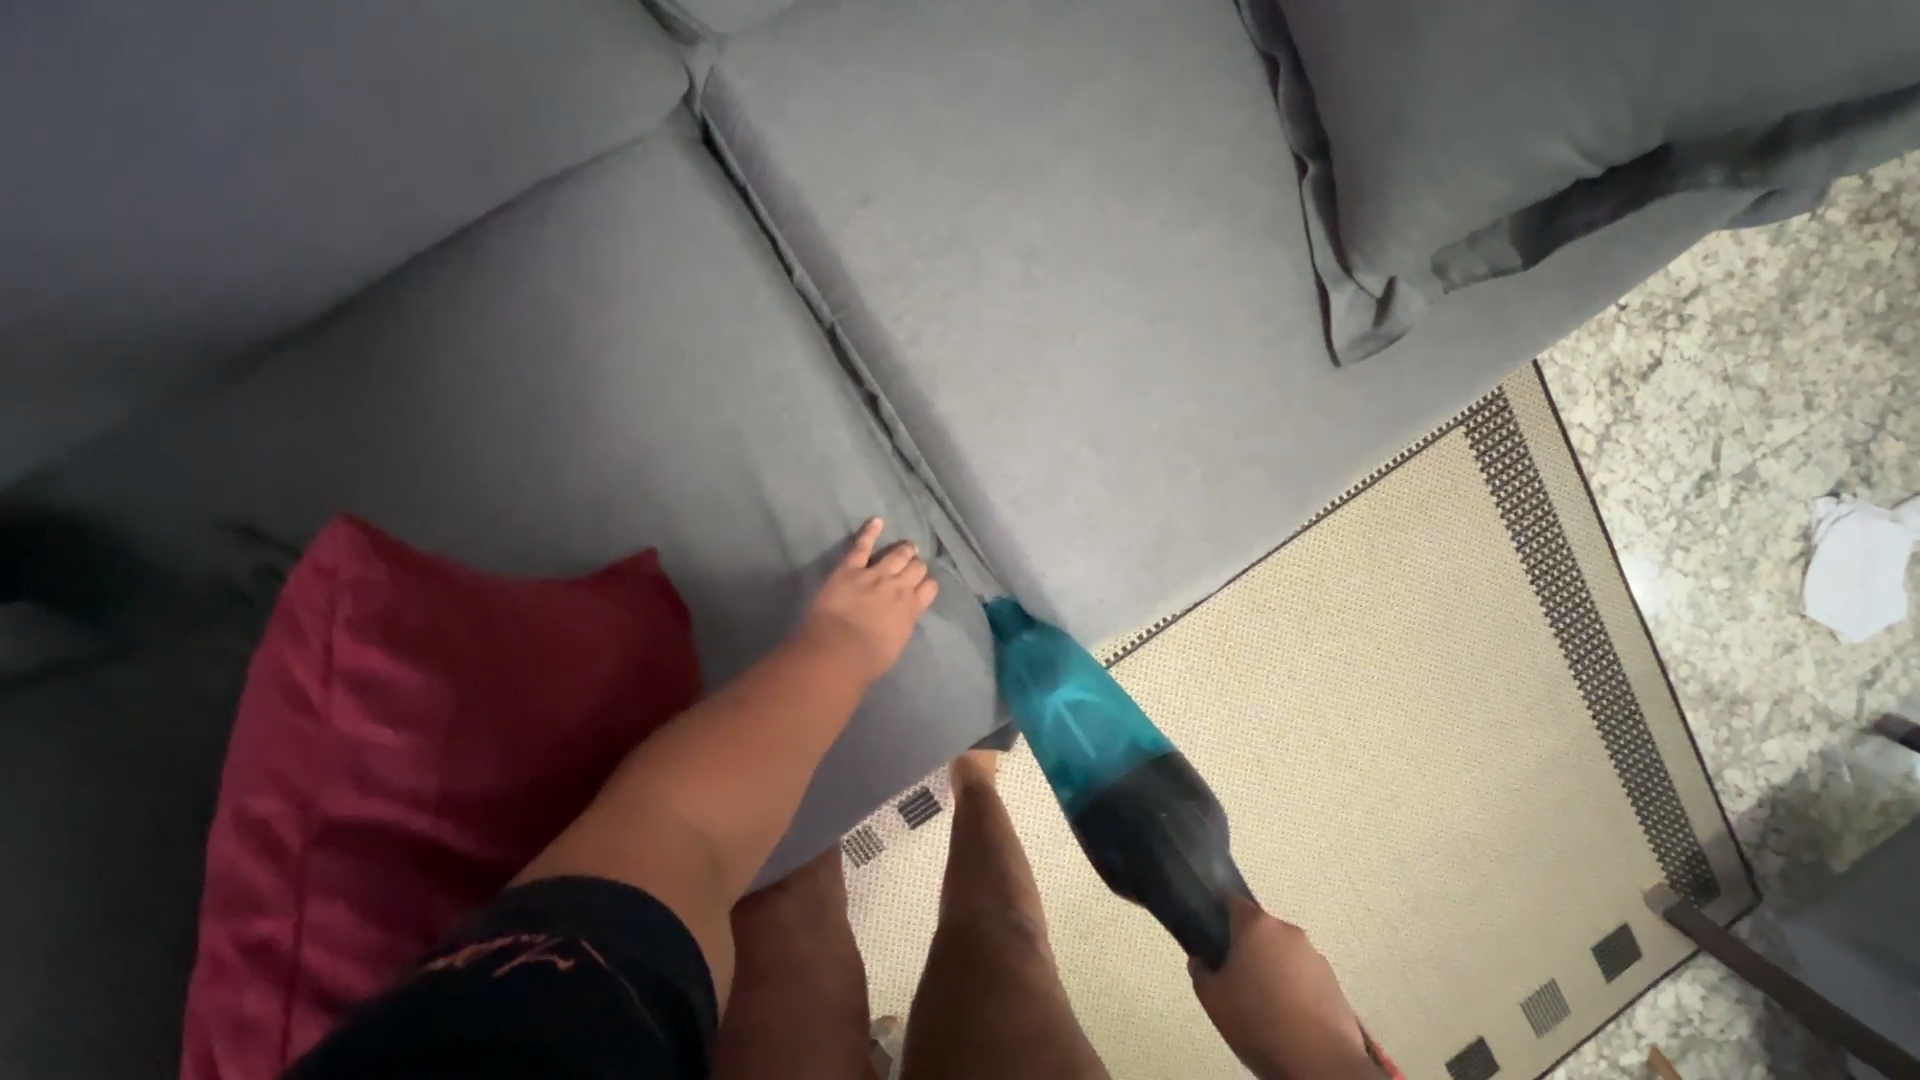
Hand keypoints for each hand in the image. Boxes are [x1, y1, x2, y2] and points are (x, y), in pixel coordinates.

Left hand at [797, 518, 938, 683]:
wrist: (838, 651)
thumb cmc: (868, 660)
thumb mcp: (896, 645)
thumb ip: (902, 625)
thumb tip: (901, 618)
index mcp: (912, 608)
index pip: (929, 587)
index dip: (926, 584)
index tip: (922, 586)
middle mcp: (899, 586)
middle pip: (916, 567)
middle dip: (916, 565)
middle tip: (913, 565)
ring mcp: (875, 574)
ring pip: (897, 554)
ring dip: (904, 549)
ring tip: (907, 547)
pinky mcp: (851, 568)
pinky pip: (862, 545)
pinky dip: (870, 531)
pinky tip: (876, 521)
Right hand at [1190, 898, 1385, 1079]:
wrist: (1319, 1063)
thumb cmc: (1257, 1021)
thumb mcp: (1212, 999)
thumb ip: (1200, 973)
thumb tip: (1201, 962)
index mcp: (1256, 926)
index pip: (1233, 902)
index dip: (1220, 916)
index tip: (1212, 939)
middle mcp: (1288, 932)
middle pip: (1261, 931)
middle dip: (1248, 948)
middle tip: (1236, 979)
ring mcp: (1316, 957)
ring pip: (1284, 955)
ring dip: (1274, 969)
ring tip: (1265, 1004)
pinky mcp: (1335, 984)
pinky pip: (1306, 977)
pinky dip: (1296, 989)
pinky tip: (1289, 1018)